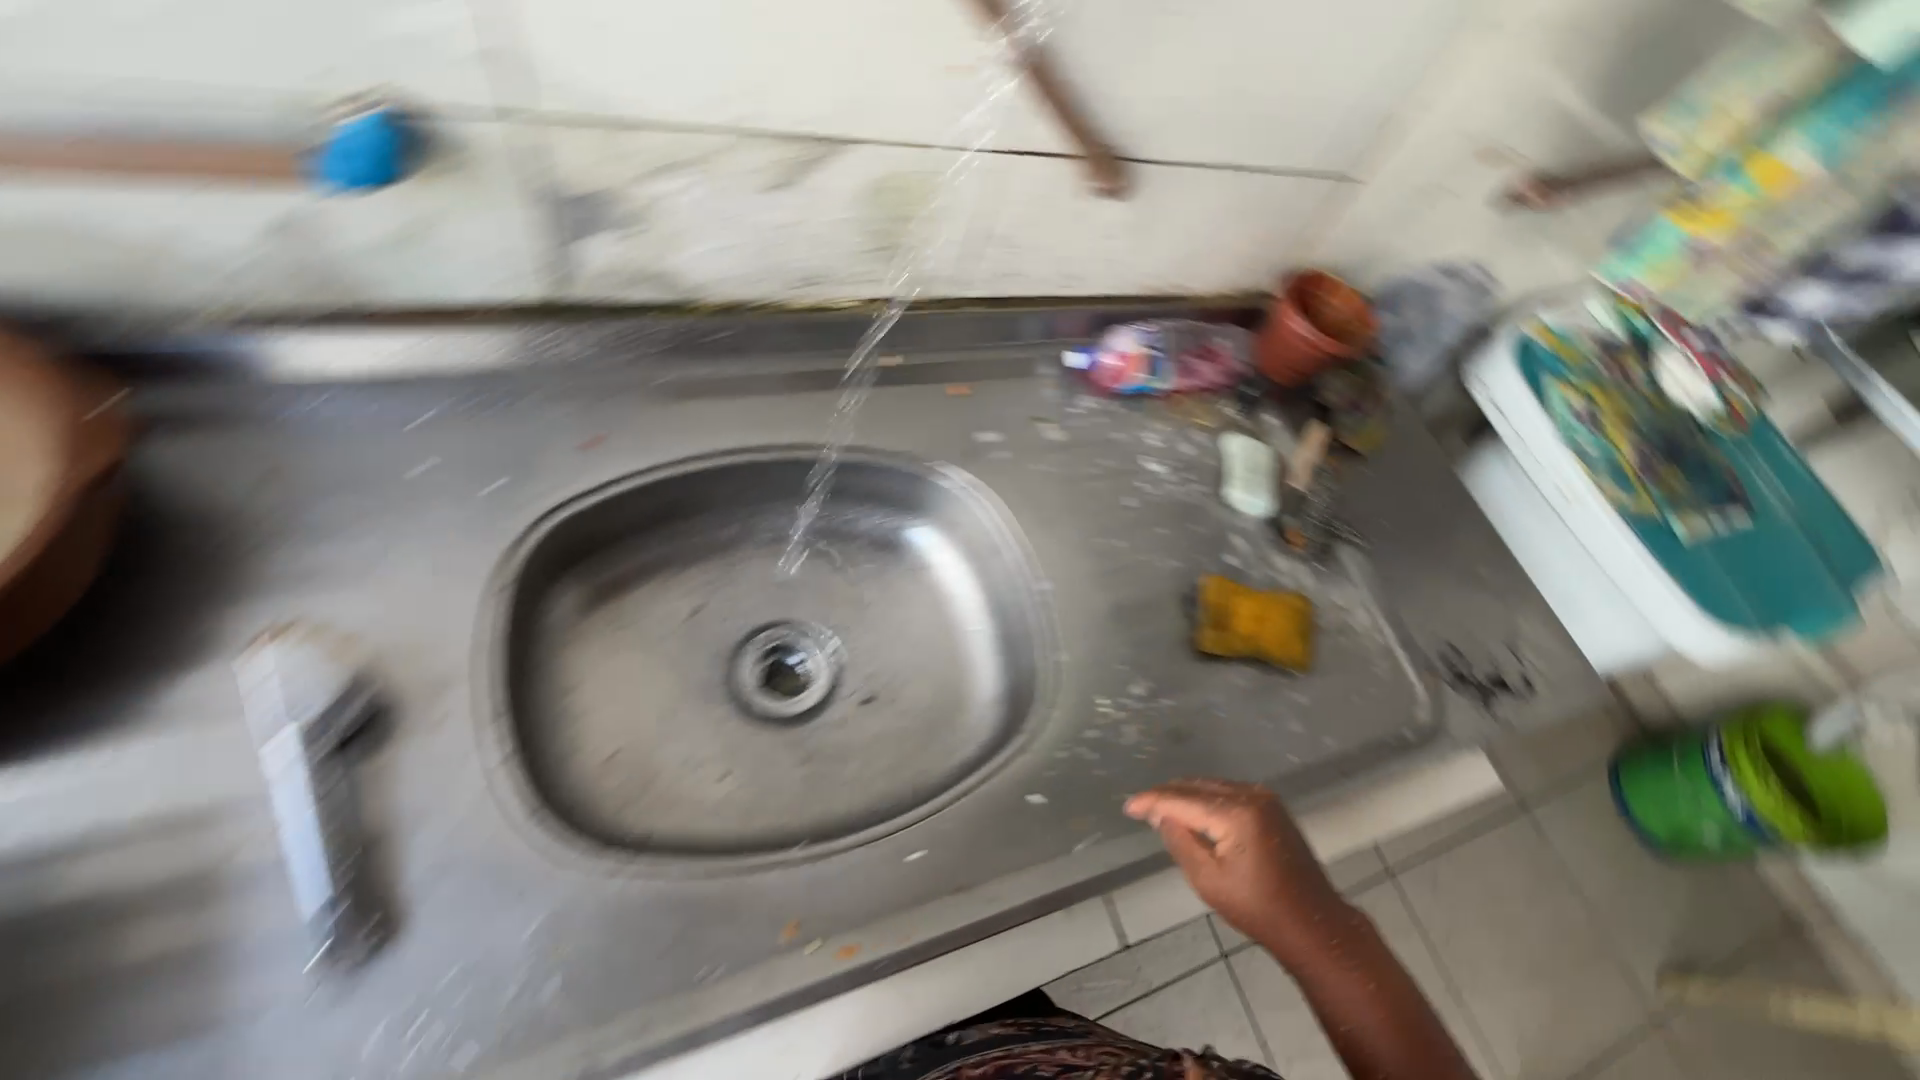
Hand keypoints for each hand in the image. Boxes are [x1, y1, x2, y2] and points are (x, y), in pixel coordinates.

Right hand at [1125, 778, 1347, 961]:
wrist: (1313, 924)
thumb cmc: (1258, 909)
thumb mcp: (1208, 880)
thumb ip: (1180, 841)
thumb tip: (1161, 815)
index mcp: (1236, 813)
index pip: (1182, 799)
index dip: (1151, 801)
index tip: (1128, 807)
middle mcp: (1251, 795)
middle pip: (1196, 786)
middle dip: (1166, 795)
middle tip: (1140, 809)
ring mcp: (1265, 798)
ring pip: (1212, 786)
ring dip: (1185, 796)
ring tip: (1160, 810)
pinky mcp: (1272, 806)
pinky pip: (1228, 792)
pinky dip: (1206, 799)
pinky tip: (1192, 811)